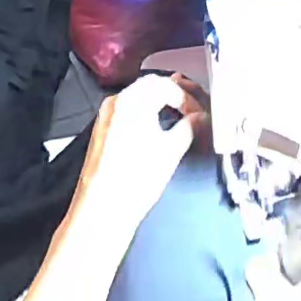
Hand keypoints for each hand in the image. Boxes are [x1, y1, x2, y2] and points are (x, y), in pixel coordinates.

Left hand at [21, 74, 209, 300]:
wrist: (100, 215)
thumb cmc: (137, 179)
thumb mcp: (171, 150)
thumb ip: (190, 126)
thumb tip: (200, 118)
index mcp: (134, 99)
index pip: (169, 86)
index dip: (189, 99)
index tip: (200, 113)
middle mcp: (117, 101)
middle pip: (152, 85)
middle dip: (174, 94)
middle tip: (191, 108)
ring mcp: (106, 116)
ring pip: (138, 97)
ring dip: (159, 102)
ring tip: (177, 116)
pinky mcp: (101, 131)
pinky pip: (128, 110)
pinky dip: (144, 112)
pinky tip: (155, 127)